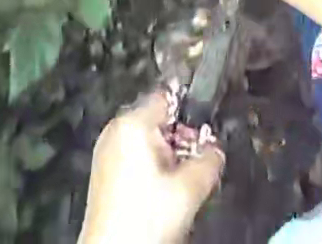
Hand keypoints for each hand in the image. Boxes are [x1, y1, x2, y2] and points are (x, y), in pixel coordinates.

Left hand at [79, 92, 223, 243]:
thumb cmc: (138, 224)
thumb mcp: (189, 187)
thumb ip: (210, 159)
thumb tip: (216, 151)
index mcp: (131, 123)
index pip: (169, 97)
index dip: (192, 113)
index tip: (203, 130)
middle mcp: (115, 134)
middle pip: (160, 123)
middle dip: (181, 141)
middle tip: (195, 162)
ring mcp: (107, 156)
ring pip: (149, 144)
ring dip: (169, 159)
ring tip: (179, 184)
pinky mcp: (105, 178)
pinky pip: (137, 161)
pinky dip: (153, 172)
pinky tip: (162, 196)